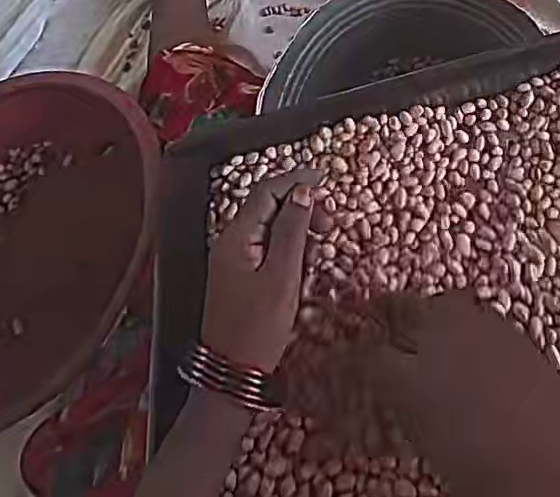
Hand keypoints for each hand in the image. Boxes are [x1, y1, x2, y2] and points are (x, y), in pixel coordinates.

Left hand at [202, 169, 321, 370]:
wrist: (232, 381)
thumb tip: (303, 192)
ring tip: (315, 256)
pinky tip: (303, 272)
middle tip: (328, 224)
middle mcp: (231, 243)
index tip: (323, 179)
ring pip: (272, 230)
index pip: (266, 191)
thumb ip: (292, 230)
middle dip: (301, 210)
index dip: (295, 180)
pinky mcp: (242, 277)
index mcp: (235, 237)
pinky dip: (289, 254)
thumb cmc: (257, 331)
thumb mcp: (282, 277)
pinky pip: (269, 252)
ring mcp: (235, 261)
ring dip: (298, 235)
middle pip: (269, 208)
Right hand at [361, 293, 559, 496]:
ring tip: (415, 319)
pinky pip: (468, 308)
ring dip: (422, 309)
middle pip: (400, 310)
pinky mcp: (503, 324)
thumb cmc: (494, 475)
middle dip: (384, 312)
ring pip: (435, 301)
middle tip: (373, 315)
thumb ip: (411, 417)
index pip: (369, 356)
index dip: (357, 356)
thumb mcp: (437, 454)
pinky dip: (457, 316)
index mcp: (412, 382)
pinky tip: (460, 332)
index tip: (350, 358)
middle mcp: (438, 341)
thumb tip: (398, 405)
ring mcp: (473, 326)